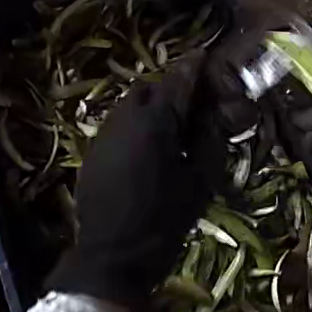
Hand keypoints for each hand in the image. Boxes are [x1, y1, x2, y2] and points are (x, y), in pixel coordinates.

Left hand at [47, 54, 225, 311]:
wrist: (111, 256)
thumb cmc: (165, 218)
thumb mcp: (201, 178)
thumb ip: (210, 137)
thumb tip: (218, 110)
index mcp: (156, 120)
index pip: (179, 79)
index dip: (195, 65)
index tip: (206, 55)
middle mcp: (126, 117)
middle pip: (151, 86)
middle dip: (172, 86)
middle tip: (193, 100)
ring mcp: (105, 133)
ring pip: (132, 104)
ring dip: (153, 105)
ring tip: (173, 124)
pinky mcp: (93, 151)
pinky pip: (119, 124)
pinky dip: (137, 124)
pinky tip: (150, 147)